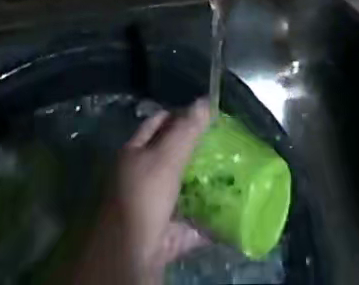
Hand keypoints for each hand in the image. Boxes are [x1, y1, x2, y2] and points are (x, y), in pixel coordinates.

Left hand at [56, 100, 213, 284]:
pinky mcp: (161, 237)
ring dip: (202, 188)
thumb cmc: (143, 197)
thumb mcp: (165, 159)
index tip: (209, 117)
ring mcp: (149, 208)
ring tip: (231, 180)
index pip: (158, 122)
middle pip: (170, 158)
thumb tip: (205, 100)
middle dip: (195, 153)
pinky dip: (205, 225)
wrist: (128, 258)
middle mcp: (139, 177)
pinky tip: (227, 220)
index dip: (181, 115)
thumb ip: (185, 131)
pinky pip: (188, 227)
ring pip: (180, 192)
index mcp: (134, 152)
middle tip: (224, 148)